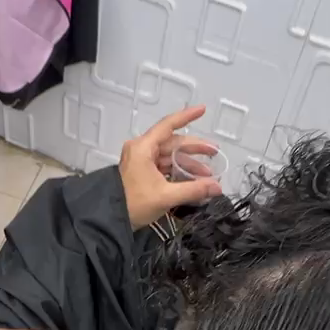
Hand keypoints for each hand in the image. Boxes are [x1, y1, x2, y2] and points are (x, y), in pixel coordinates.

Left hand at [121, 104, 221, 227]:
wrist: (111, 219)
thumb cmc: (135, 204)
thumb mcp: (166, 196)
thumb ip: (194, 190)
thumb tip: (218, 188)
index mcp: (143, 148)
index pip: (168, 125)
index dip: (187, 116)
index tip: (203, 110)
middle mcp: (141, 149)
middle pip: (172, 143)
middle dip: (194, 149)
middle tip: (214, 153)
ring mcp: (141, 161)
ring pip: (169, 156)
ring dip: (188, 164)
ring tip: (206, 175)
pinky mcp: (141, 172)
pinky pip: (163, 166)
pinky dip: (178, 172)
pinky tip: (192, 180)